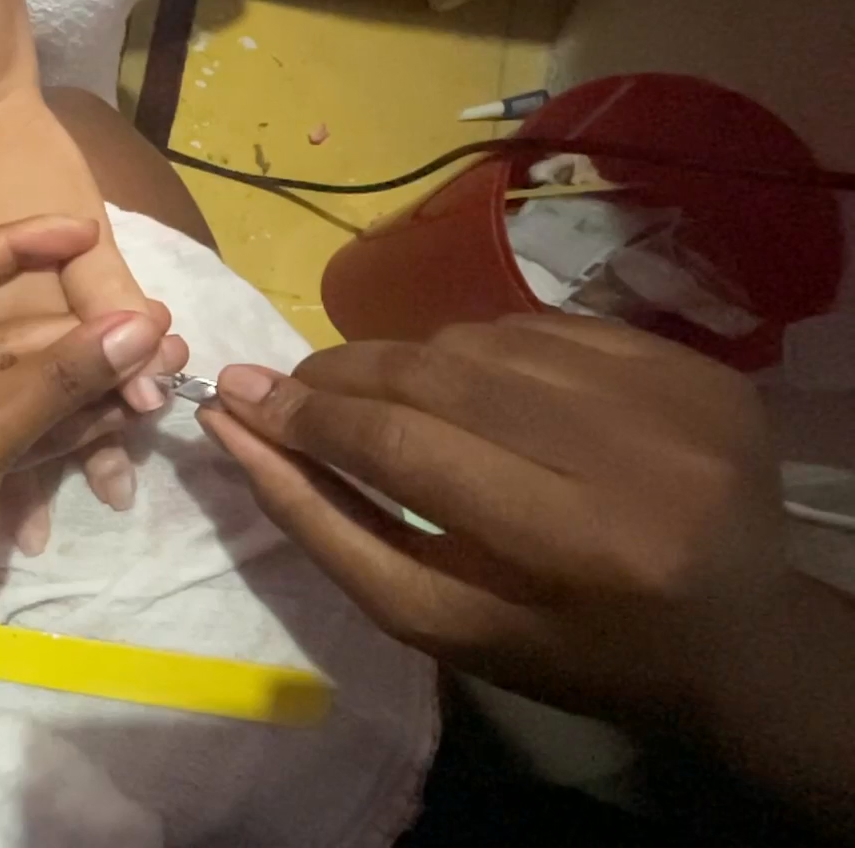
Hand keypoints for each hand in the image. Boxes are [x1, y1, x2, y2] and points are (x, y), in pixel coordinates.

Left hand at [0, 215, 170, 636]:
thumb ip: (56, 378)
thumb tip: (143, 323)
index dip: (20, 244)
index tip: (86, 231)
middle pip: (8, 339)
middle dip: (82, 345)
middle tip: (163, 339)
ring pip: (27, 390)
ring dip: (89, 391)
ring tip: (161, 388)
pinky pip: (26, 434)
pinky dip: (69, 435)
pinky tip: (121, 434)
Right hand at [199, 314, 791, 722]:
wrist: (739, 641)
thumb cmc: (555, 645)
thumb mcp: (419, 610)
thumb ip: (313, 516)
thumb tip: (230, 422)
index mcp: (572, 543)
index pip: (398, 445)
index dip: (305, 415)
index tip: (237, 396)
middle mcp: (633, 455)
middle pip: (429, 374)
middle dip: (335, 375)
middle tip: (295, 392)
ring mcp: (671, 394)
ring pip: (467, 339)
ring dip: (399, 364)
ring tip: (391, 405)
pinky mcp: (687, 363)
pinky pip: (526, 324)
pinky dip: (468, 350)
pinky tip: (472, 393)